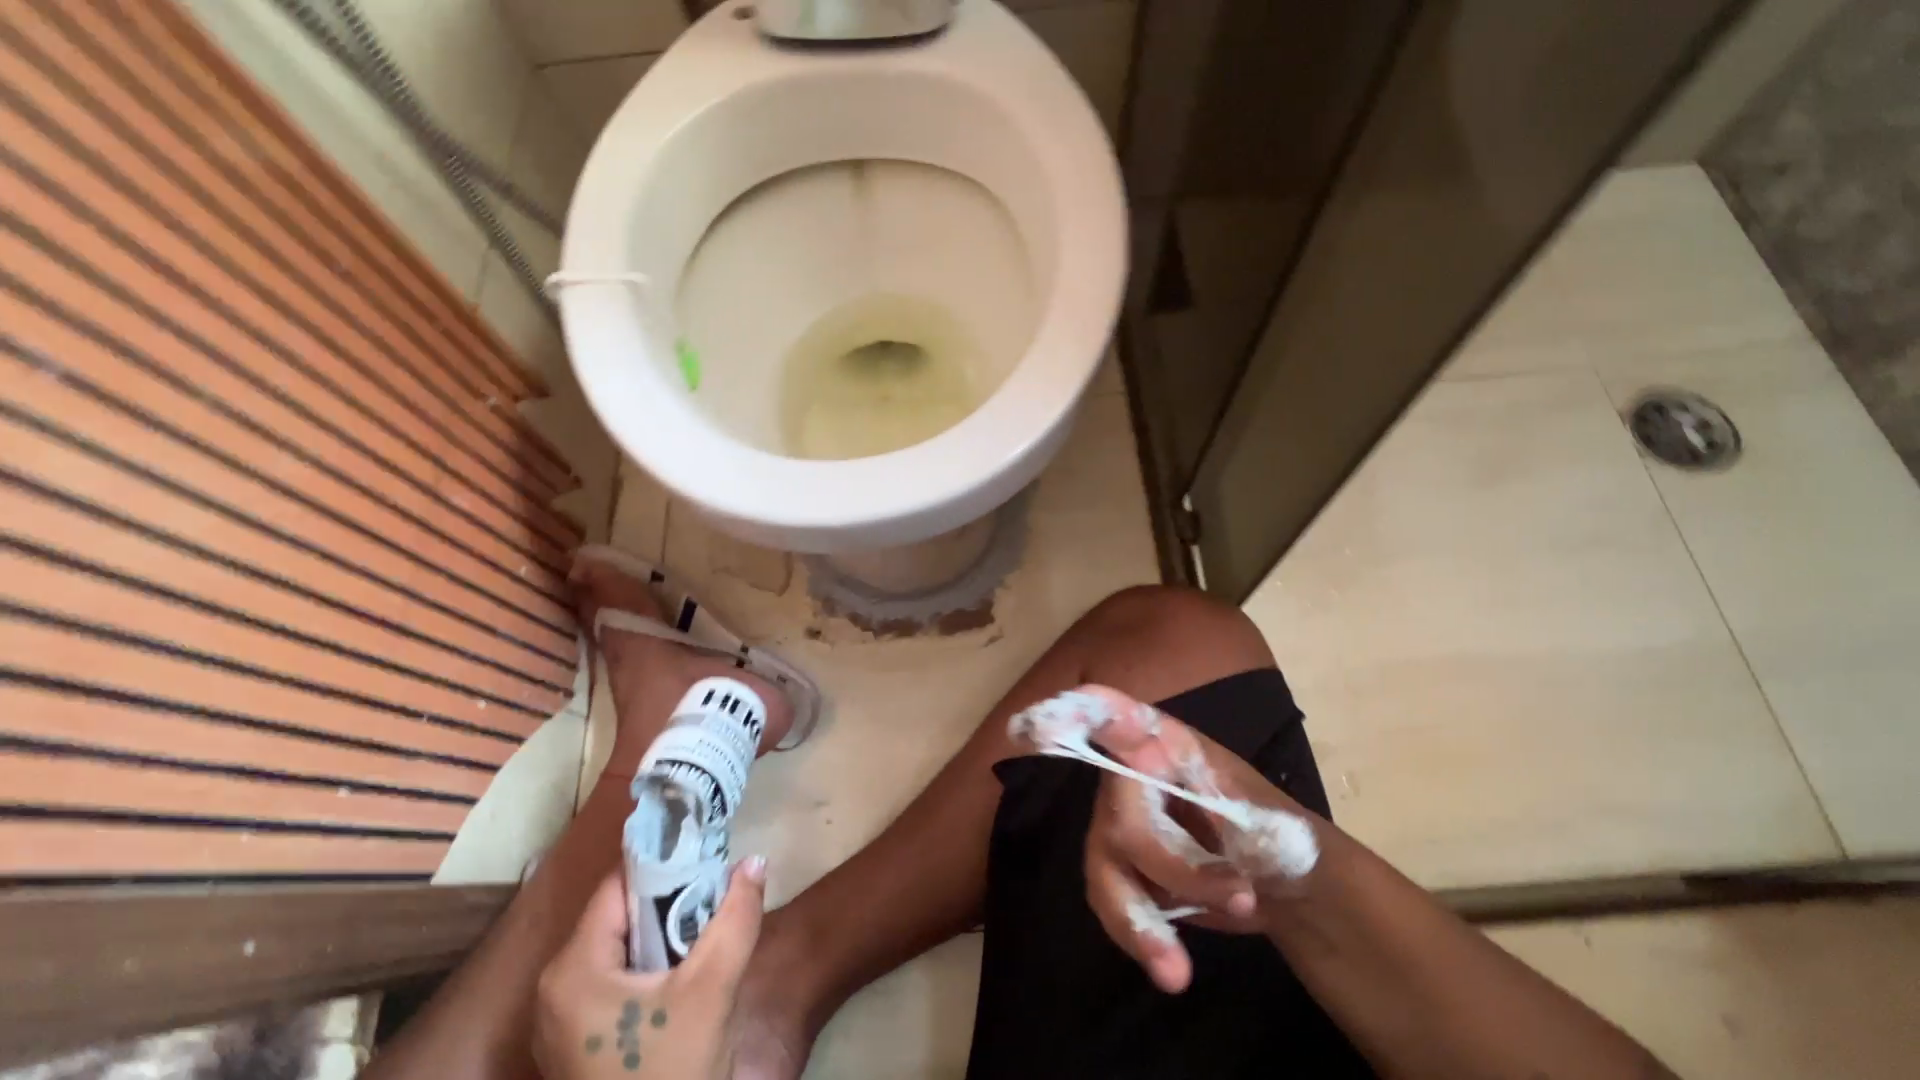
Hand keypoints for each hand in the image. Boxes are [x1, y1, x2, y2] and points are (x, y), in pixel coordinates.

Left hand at [535, 858, 766, 1079]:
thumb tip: (753, 862)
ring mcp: (557, 1026)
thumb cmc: (675, 1073)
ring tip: (704, 933)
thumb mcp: (714, 990)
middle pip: (616, 921)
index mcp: (571, 970)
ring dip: (659, 940)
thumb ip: (735, 918)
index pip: (618, 889)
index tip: (705, 861)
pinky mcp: (572, 1051)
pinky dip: (645, 973)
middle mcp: (551, 991)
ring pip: (615, 954)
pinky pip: (609, 987)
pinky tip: (681, 981)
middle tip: (711, 898)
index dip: (664, 869)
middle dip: (666, 906)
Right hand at [1075, 686, 1304, 993]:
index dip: (1088, 719)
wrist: (1279, 894)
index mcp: (1172, 748)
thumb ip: (1230, 809)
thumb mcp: (1272, 824)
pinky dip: (1137, 935)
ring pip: (1103, 867)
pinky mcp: (1118, 868)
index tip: (1043, 725)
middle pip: (1118, 818)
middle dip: (1172, 868)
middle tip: (1240, 895)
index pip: (1123, 722)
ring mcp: (1120, 823)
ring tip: (1178, 970)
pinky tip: (1170, 966)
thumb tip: (1188, 801)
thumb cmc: (1283, 842)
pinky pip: (1108, 900)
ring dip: (1141, 918)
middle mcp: (1133, 777)